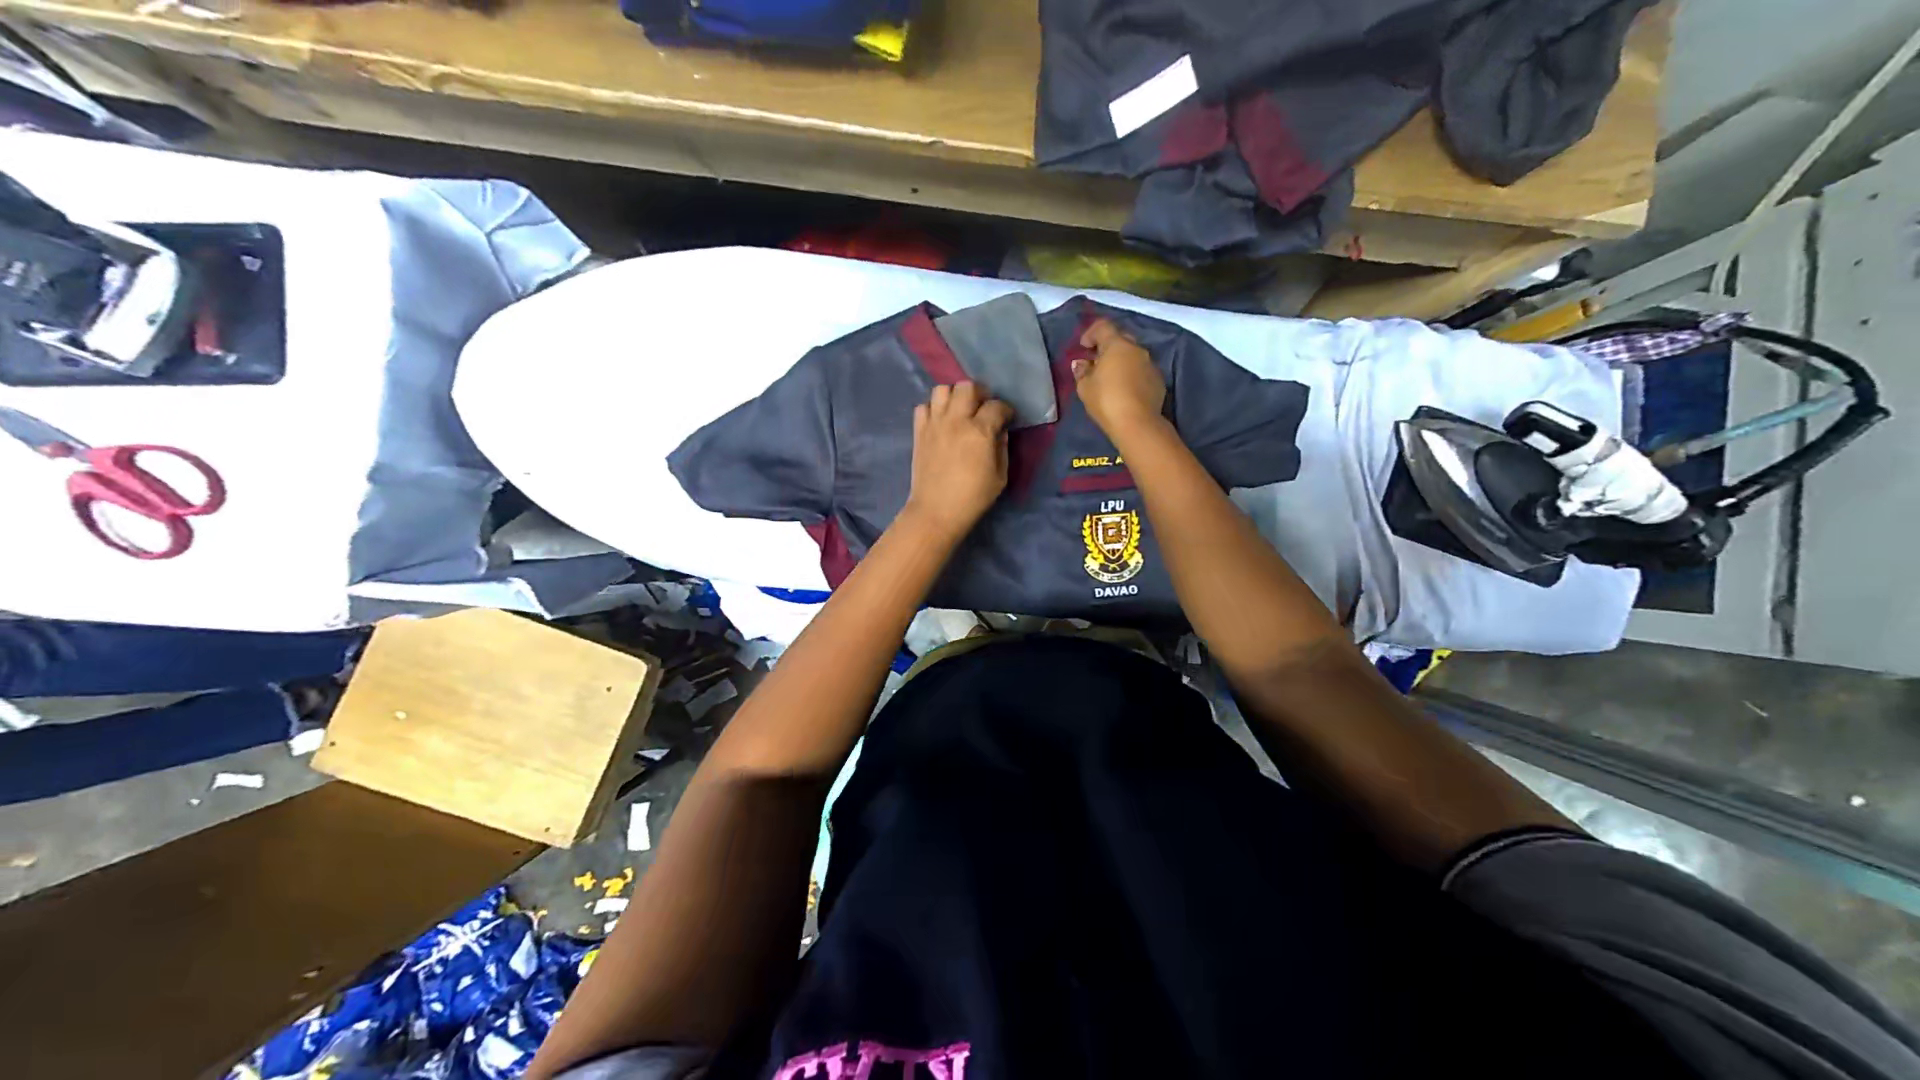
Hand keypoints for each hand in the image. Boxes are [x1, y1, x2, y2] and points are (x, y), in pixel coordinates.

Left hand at [902, 381, 1013, 543]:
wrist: (936, 511)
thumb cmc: (973, 497)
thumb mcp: (1000, 476)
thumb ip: (1002, 448)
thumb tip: (1000, 430)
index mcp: (980, 431)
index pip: (996, 405)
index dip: (1005, 410)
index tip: (1007, 418)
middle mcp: (956, 420)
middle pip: (967, 386)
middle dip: (979, 393)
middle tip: (982, 408)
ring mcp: (934, 423)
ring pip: (942, 389)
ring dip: (954, 396)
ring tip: (960, 411)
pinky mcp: (919, 431)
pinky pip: (923, 406)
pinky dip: (933, 409)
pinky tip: (941, 422)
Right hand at [1072, 319, 1166, 443]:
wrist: (1137, 424)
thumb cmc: (1106, 401)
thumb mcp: (1085, 387)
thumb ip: (1082, 371)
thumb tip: (1081, 363)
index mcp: (1117, 345)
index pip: (1103, 327)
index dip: (1091, 333)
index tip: (1084, 347)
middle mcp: (1137, 349)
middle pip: (1121, 339)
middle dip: (1108, 347)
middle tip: (1097, 362)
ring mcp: (1151, 364)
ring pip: (1133, 356)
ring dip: (1121, 362)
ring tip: (1111, 379)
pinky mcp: (1159, 381)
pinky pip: (1142, 371)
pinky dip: (1132, 375)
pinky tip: (1125, 391)